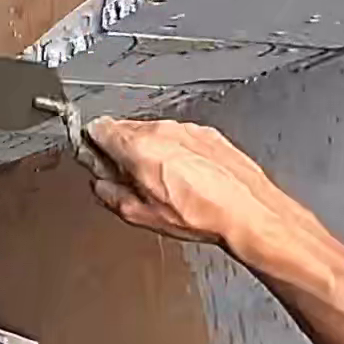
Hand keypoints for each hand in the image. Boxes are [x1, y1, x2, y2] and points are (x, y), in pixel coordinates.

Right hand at [83, 118, 306, 248]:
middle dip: (118, 150)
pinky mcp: (207, 134)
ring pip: (150, 132)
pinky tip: (183, 177)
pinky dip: (172, 152)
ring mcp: (186, 129)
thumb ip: (107, 194)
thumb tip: (100, 185)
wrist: (251, 214)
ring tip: (160, 181)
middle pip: (122, 129)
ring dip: (146, 151)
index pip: (96, 129)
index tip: (98, 164)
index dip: (91, 147)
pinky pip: (176, 137)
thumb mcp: (137, 214)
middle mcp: (161, 131)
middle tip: (128, 179)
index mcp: (137, 146)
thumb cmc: (201, 215)